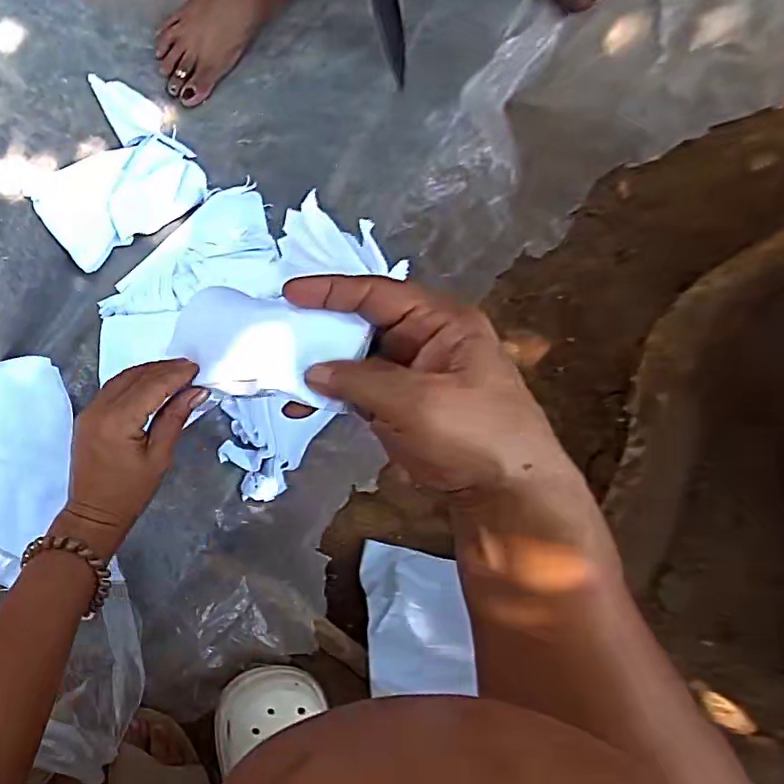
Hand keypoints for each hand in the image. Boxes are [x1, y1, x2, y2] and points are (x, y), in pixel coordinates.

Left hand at [59, 359, 205, 558]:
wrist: (93, 513)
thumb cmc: (128, 494)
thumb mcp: (158, 458)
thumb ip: (174, 419)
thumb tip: (195, 392)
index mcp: (118, 421)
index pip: (151, 386)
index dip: (175, 375)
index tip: (195, 369)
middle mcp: (99, 410)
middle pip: (135, 377)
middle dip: (163, 369)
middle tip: (189, 368)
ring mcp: (89, 412)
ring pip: (121, 379)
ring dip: (147, 372)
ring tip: (174, 373)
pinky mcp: (86, 417)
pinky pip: (110, 389)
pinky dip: (132, 382)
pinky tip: (149, 384)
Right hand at [286, 275, 577, 500]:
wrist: (503, 491)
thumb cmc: (474, 435)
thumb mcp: (416, 402)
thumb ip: (360, 380)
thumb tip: (313, 371)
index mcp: (441, 324)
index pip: (378, 294)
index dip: (333, 291)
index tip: (291, 293)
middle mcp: (423, 342)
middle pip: (362, 324)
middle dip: (321, 330)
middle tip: (280, 334)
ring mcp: (408, 375)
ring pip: (353, 360)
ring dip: (320, 368)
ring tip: (284, 376)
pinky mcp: (396, 405)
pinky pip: (353, 390)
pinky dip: (328, 396)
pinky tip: (302, 407)